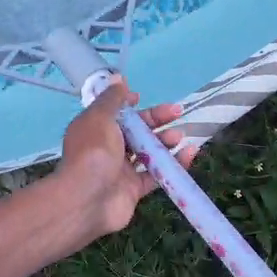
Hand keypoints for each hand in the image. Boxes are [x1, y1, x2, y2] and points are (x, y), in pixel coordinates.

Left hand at [54, 77, 199, 240]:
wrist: (87, 198)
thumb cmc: (93, 152)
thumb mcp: (100, 117)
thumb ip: (112, 99)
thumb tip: (118, 78)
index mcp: (94, 128)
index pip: (114, 113)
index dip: (129, 104)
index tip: (142, 97)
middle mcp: (106, 147)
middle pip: (135, 131)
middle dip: (155, 120)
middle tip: (177, 112)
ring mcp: (119, 170)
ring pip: (147, 153)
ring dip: (165, 142)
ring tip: (179, 136)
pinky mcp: (132, 190)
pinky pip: (156, 175)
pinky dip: (173, 165)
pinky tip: (189, 154)